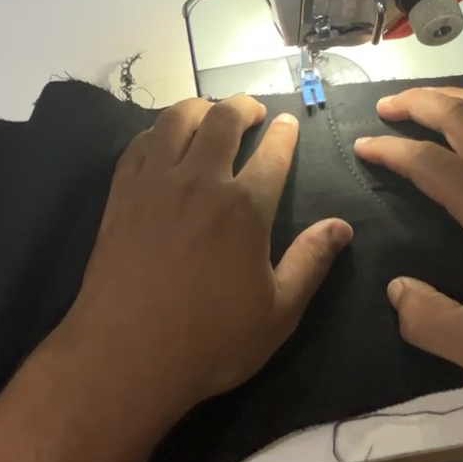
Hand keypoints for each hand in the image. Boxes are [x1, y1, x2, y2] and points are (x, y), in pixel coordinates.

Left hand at [57, 94, 352, 413]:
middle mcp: (200, 180)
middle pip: (223, 121)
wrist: (125, 354)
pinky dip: (157, 130)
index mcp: (245, 207)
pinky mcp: (121, 194)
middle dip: (243, 106)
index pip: (273, 153)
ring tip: (210, 112)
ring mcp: (155, 183)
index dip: (284, 134)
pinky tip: (162, 137)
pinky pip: (140, 143)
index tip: (287, 124)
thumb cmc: (210, 340)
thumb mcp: (278, 312)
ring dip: (199, 107)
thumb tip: (341, 226)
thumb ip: (311, 263)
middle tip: (253, 110)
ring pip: (176, 119)